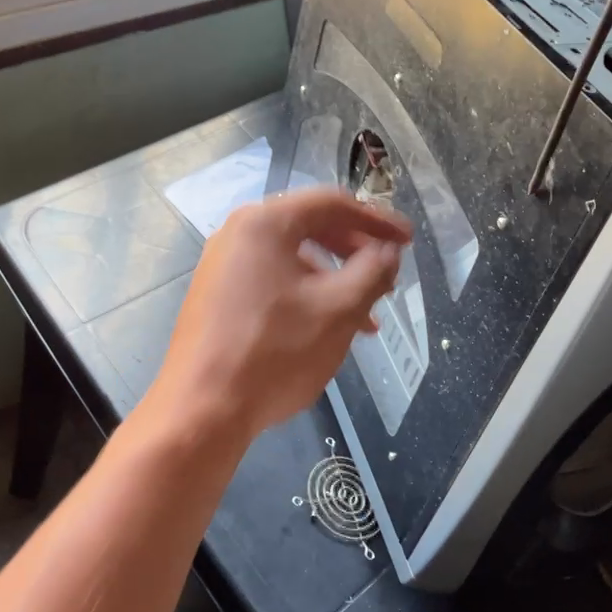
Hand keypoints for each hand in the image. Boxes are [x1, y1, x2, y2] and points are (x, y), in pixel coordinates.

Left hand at [146, 188, 411, 442]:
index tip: (408, 240)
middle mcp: (238, 232)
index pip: (331, 203)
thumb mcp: (338, 309)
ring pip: (291, 257)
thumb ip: (372, 271)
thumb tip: (387, 251)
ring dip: (333, 279)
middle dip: (354, 251)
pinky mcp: (216, 293)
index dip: (376, 220)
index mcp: (265, 222)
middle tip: (388, 277)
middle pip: (309, 226)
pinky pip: (271, 278)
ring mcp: (222, 263)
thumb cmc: (275, 351)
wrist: (202, 407)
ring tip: (366, 316)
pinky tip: (326, 327)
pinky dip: (304, 293)